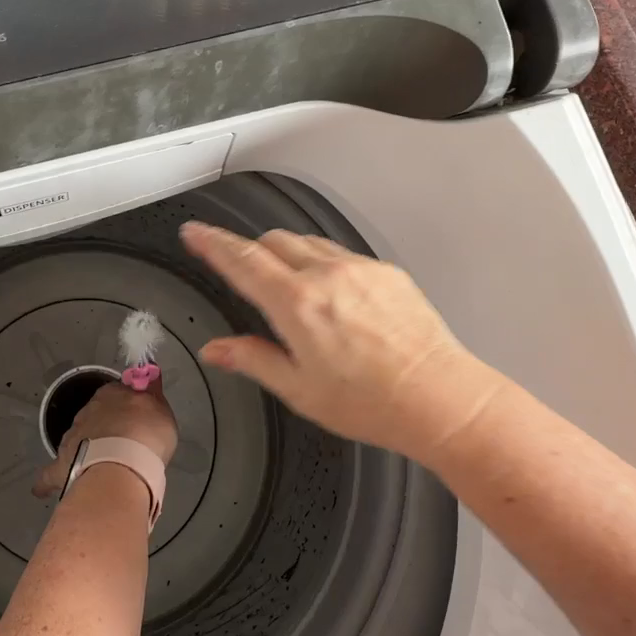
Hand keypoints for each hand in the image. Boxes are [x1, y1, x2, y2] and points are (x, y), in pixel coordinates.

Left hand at [33, 383, 177, 497]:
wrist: (122, 466)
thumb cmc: (147, 436)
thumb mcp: (161, 409)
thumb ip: (152, 395)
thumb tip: (148, 380)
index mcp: (111, 394)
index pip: (117, 393)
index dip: (127, 406)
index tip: (137, 419)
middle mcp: (87, 411)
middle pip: (95, 417)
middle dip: (105, 428)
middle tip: (123, 446)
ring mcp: (71, 437)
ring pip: (76, 440)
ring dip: (85, 449)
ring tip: (99, 468)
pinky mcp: (61, 465)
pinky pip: (51, 474)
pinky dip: (47, 481)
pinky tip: (43, 489)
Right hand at [179, 221, 507, 461]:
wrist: (440, 399)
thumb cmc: (374, 403)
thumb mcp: (298, 389)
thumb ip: (252, 359)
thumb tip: (217, 349)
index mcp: (297, 304)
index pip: (242, 260)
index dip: (212, 243)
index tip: (195, 232)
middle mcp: (327, 276)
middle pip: (272, 241)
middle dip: (248, 250)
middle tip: (239, 268)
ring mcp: (360, 269)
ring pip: (307, 242)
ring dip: (286, 253)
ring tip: (287, 286)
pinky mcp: (386, 272)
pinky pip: (341, 253)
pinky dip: (322, 263)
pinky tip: (330, 295)